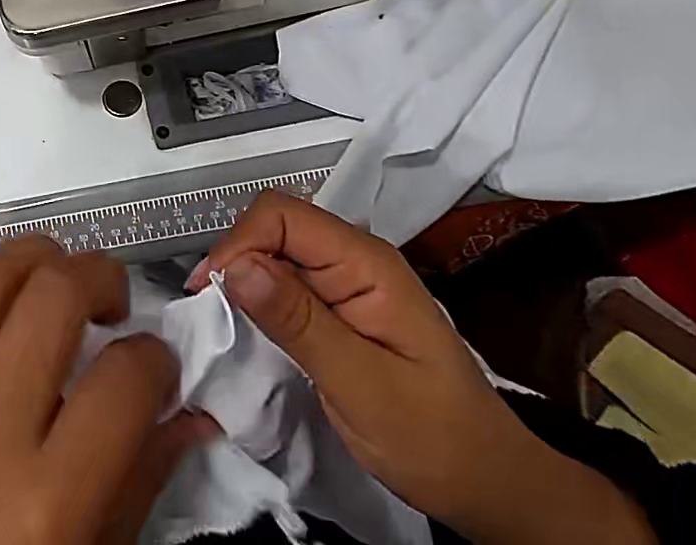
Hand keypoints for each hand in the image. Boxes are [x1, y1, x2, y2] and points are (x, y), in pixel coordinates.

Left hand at [0, 237, 211, 544]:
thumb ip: (145, 475)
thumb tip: (194, 412)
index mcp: (48, 491)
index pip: (124, 378)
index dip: (160, 360)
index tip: (161, 370)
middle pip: (54, 293)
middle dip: (102, 277)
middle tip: (116, 306)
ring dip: (35, 257)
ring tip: (61, 282)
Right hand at [189, 192, 653, 544]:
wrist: (486, 479)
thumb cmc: (431, 437)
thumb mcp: (360, 385)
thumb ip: (298, 321)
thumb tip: (238, 265)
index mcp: (365, 262)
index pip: (283, 215)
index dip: (239, 242)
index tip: (210, 294)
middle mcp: (355, 257)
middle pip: (277, 225)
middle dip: (237, 257)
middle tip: (212, 312)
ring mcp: (349, 279)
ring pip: (279, 250)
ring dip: (245, 276)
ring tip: (223, 319)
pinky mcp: (341, 304)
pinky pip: (289, 280)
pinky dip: (261, 296)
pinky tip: (249, 325)